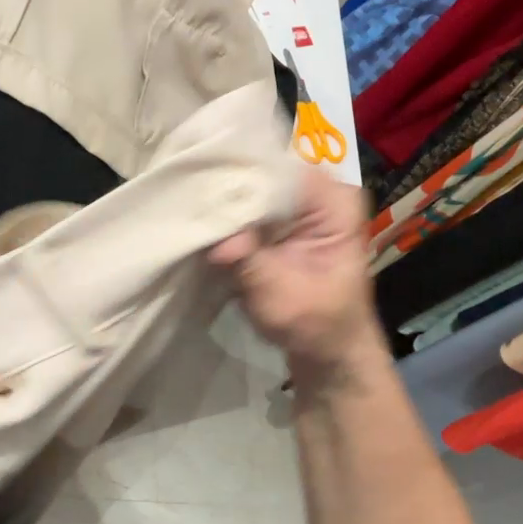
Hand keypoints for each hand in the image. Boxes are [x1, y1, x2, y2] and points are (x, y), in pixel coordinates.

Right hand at [210, 166, 381, 375]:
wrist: (327, 352)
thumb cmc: (318, 325)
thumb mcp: (282, 296)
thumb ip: (251, 263)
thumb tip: (218, 242)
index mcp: (334, 202)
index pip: (280, 171)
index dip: (243, 179)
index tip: (207, 195)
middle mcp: (317, 195)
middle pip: (263, 176)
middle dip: (227, 193)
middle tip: (189, 206)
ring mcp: (296, 209)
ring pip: (250, 191)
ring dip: (221, 208)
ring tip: (188, 217)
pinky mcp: (278, 225)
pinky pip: (246, 211)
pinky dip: (225, 223)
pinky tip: (200, 230)